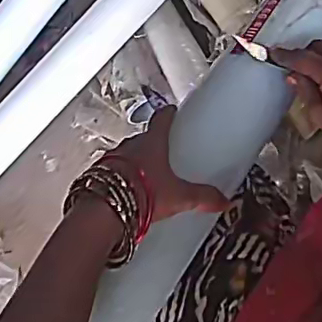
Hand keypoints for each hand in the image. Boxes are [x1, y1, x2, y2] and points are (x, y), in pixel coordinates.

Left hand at [104, 106, 228, 223]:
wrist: (107, 210)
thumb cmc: (142, 193)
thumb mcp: (180, 196)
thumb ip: (202, 197)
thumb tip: (222, 201)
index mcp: (152, 141)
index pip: (161, 119)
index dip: (168, 115)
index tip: (171, 112)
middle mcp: (130, 145)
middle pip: (143, 138)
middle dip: (153, 144)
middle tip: (164, 154)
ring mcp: (112, 158)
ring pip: (126, 155)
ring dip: (135, 162)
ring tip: (148, 178)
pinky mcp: (100, 175)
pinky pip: (113, 172)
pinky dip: (121, 178)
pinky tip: (130, 192)